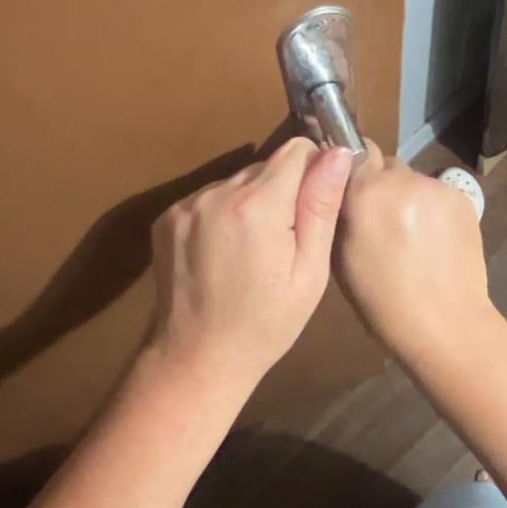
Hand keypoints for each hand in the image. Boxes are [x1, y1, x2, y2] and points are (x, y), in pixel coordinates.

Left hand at [148, 136, 352, 390]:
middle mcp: (216, 193)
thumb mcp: (309, 273)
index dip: (314, 172)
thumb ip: (321, 207)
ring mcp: (186, 204)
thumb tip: (338, 153)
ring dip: (251, 203)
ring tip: (253, 251)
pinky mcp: (168, 217)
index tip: (314, 207)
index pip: (297, 150)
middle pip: (266, 166)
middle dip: (282, 192)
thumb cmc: (265, 324)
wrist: (196, 357)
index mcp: (257, 206)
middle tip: (285, 241)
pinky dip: (223, 215)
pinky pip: (209, 198)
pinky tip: (225, 253)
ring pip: (237, 181)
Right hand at [337, 141, 492, 362]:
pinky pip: (436, 193)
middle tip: (380, 223)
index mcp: (365, 194)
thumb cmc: (382, 302)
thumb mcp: (341, 258)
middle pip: (384, 166)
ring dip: (406, 198)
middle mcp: (402, 180)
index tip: (350, 191)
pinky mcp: (463, 199)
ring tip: (410, 238)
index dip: (349, 170)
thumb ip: (339, 214)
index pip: (351, 153)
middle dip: (379, 187)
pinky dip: (431, 210)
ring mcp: (436, 188)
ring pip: (411, 180)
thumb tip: (340, 189)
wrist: (445, 324)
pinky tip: (433, 241)